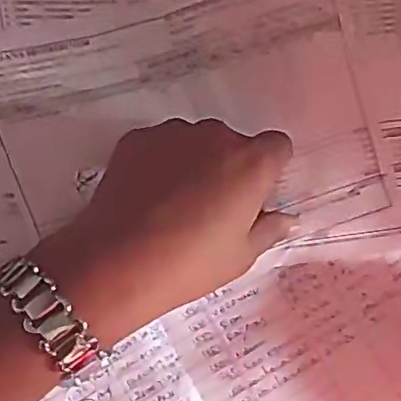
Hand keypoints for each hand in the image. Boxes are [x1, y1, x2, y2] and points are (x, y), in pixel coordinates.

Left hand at [32, 120, 297, 339]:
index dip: (267, 173)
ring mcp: (173, 134)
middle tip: (210, 212)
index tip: (252, 199)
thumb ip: (268, 230)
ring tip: (173, 208)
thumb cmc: (186, 265)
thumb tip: (283, 219)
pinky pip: (159, 146)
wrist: (117, 263)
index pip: (276, 148)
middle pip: (233, 144)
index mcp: (252, 163)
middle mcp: (216, 137)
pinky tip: (148, 200)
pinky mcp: (136, 140)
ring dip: (192, 164)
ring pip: (194, 142)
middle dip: (227, 169)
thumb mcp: (238, 258)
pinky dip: (158, 164)